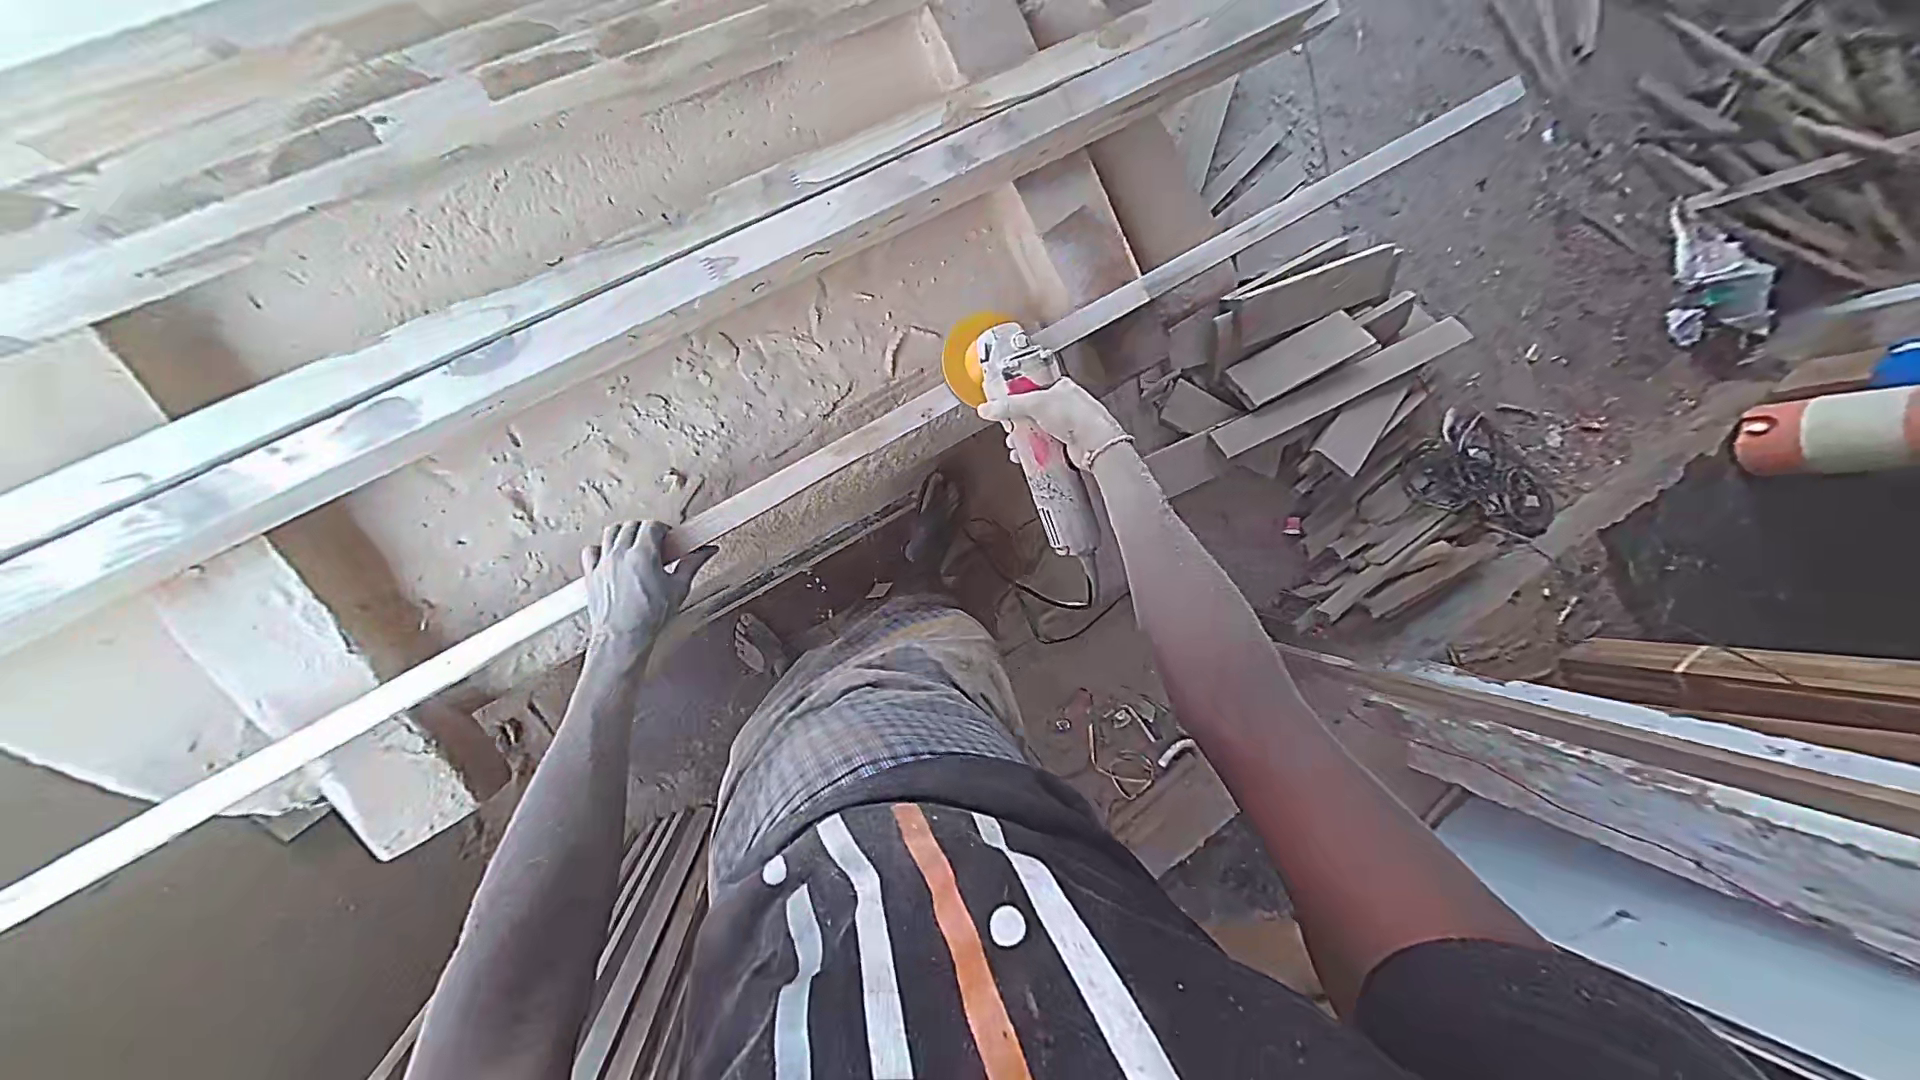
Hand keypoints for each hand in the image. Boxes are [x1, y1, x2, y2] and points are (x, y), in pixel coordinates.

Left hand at [580, 521, 717, 652]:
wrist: (623, 637)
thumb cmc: (650, 616)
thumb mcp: (679, 588)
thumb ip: (692, 564)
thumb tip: (706, 551)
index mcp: (643, 555)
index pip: (651, 526)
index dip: (662, 529)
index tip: (668, 537)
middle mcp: (620, 555)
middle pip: (630, 525)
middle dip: (644, 529)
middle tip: (654, 541)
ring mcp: (603, 563)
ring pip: (610, 533)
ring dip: (624, 534)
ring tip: (634, 545)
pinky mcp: (591, 574)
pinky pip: (591, 550)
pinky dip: (602, 548)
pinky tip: (612, 556)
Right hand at [976, 377, 1127, 468]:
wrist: (1096, 444)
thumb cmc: (1076, 416)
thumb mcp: (1035, 404)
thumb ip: (1008, 406)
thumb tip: (986, 408)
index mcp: (1061, 387)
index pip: (1033, 389)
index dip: (1017, 398)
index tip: (1004, 406)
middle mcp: (1066, 405)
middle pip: (1033, 413)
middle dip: (1018, 423)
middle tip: (1008, 428)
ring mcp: (1068, 425)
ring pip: (1039, 431)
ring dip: (1024, 438)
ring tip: (1014, 444)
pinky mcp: (1068, 444)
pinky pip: (1046, 446)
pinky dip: (1034, 451)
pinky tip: (1025, 455)